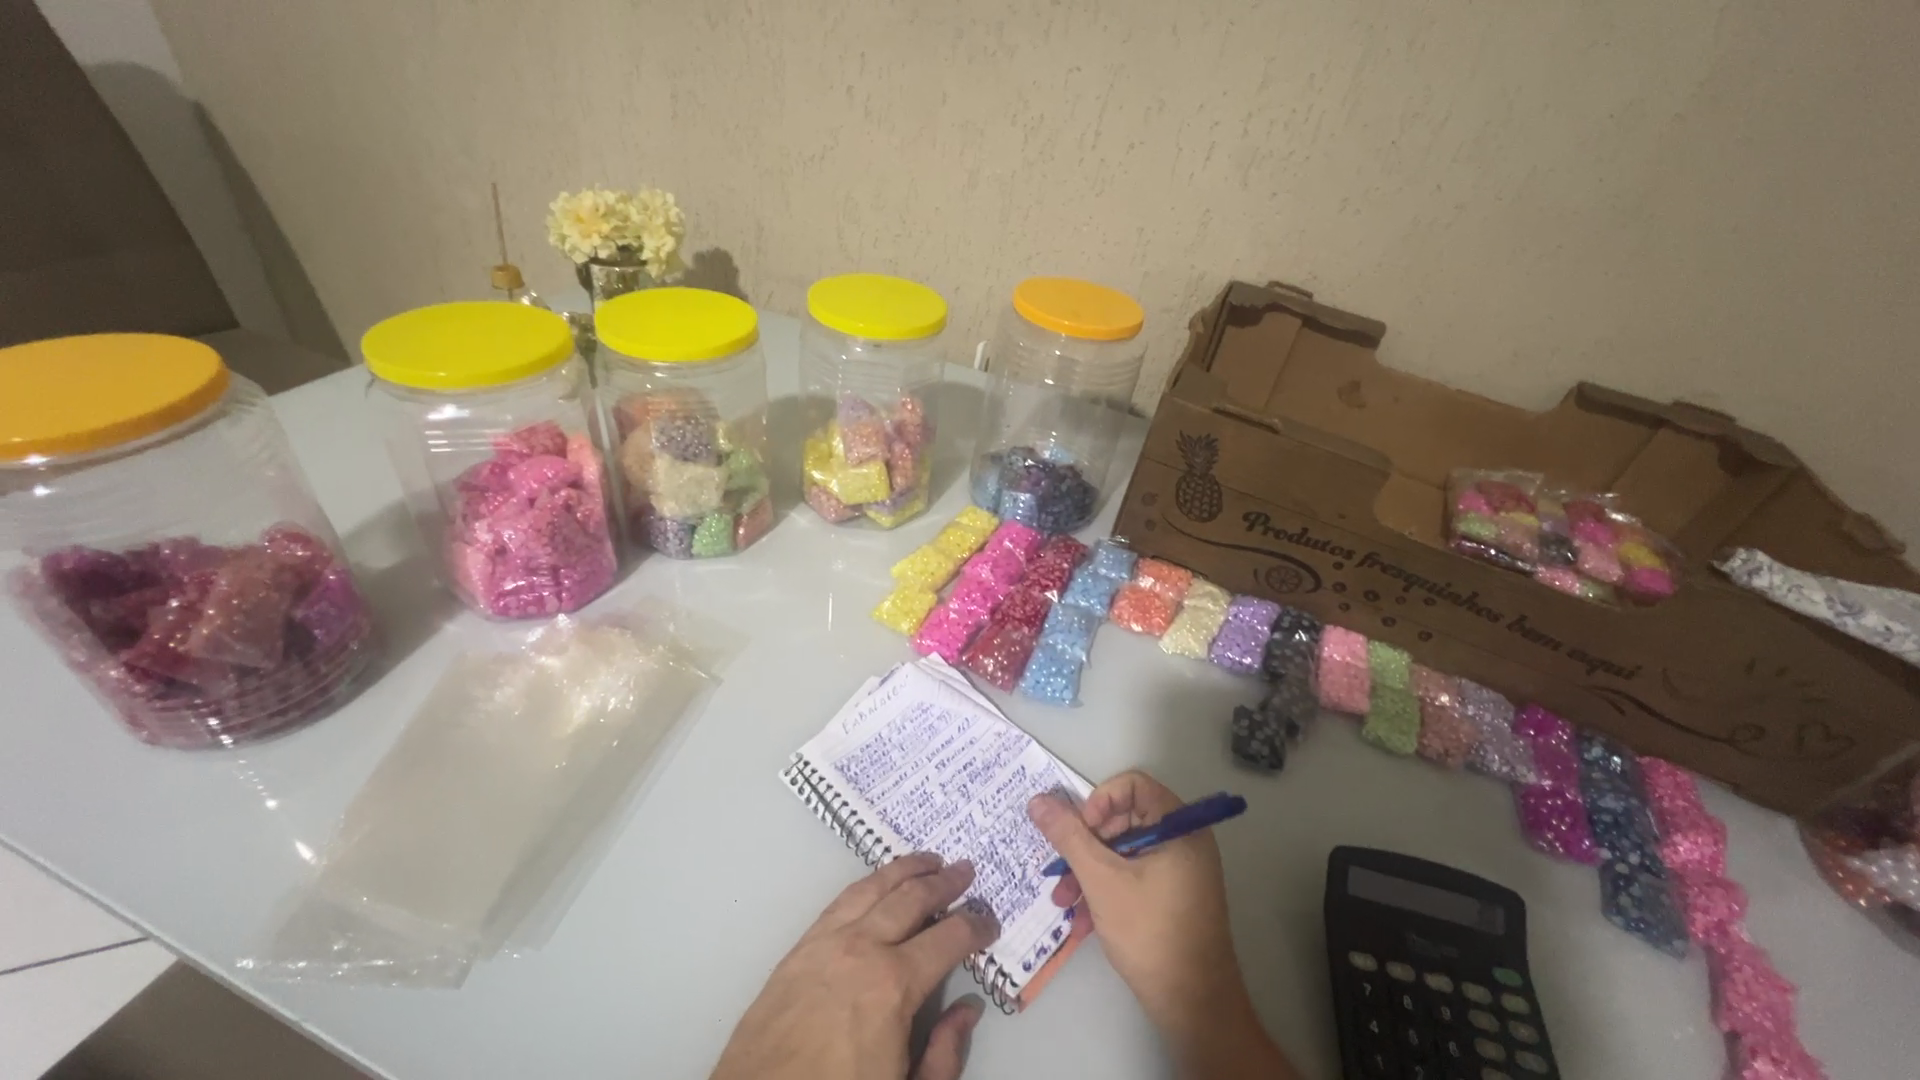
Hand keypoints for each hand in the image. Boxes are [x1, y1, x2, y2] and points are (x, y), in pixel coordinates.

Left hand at [710, 854, 998, 1079]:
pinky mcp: (798, 949)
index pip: (949, 938)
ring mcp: (825, 943)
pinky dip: (866, 885)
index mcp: (895, 984)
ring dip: (905, 870)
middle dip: (944, 882)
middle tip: (966, 871)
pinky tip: (877, 884)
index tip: (990, 922)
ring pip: (873, 889)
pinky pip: (839, 902)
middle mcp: (862, 949)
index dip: (976, 926)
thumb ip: (944, 1054)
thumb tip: (967, 1010)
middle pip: (912, 899)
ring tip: (928, 860)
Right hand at [1028, 771, 1297, 1079]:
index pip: (1132, 785)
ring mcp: (1179, 869)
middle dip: (1085, 845)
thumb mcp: (1101, 880)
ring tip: (1063, 903)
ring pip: (1122, 851)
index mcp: (1179, 826)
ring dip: (1088, 872)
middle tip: (1061, 871)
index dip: (1099, 802)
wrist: (1193, 1005)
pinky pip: (1132, 875)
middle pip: (1123, 819)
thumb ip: (1068, 837)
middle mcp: (1184, 840)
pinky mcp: (1172, 894)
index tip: (1080, 833)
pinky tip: (1081, 922)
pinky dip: (1105, 890)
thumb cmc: (1150, 932)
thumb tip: (1038, 801)